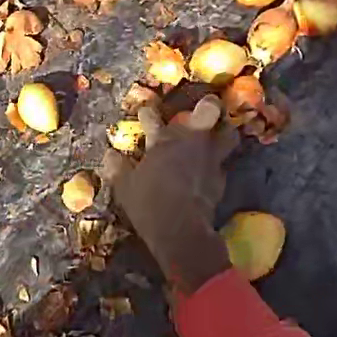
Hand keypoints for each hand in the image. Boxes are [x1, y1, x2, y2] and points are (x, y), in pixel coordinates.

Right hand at [103, 93, 239, 294]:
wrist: (180, 229)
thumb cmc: (149, 201)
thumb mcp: (125, 186)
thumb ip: (118, 167)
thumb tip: (109, 154)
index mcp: (164, 140)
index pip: (153, 117)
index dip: (148, 113)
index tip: (145, 112)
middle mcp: (191, 142)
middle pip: (209, 111)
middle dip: (209, 107)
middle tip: (204, 110)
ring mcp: (210, 159)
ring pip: (227, 135)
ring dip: (224, 133)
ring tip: (221, 133)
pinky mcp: (221, 180)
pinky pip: (224, 164)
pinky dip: (219, 165)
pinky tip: (212, 171)